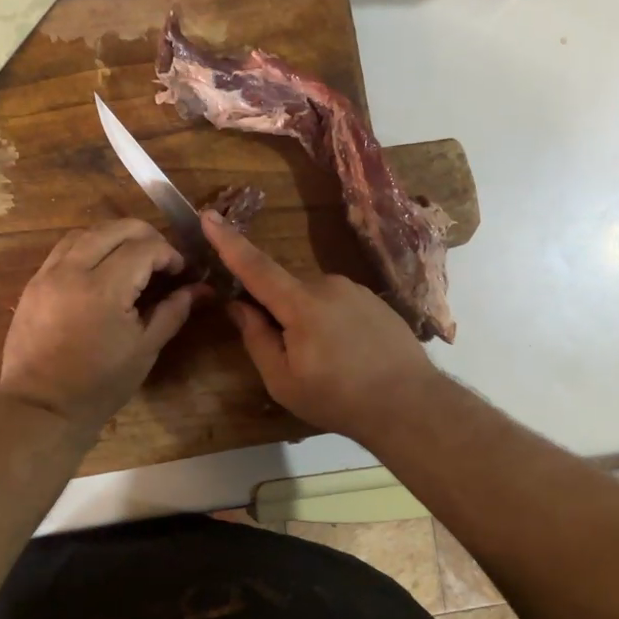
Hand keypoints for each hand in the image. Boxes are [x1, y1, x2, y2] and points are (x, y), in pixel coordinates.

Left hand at [0, 219, 205, 435]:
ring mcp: (48, 274)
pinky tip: (101, 268)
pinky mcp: (34, 283)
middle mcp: (73, 270)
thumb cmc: (100, 384)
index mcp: (104, 288)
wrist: (42, 408)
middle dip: (145, 236)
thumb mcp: (145, 349)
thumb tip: (199, 289)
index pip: (144, 248)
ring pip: (85, 232)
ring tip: (131, 259)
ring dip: (114, 237)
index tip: (180, 271)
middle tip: (161, 259)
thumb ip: (173, 311)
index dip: (169, 254)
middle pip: (114, 229)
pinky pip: (64, 249)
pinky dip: (88, 247)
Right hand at [202, 210, 445, 441]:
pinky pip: (338, 305)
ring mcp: (356, 290)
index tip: (208, 216)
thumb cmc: (339, 398)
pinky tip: (349, 357)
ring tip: (328, 365)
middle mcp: (328, 285)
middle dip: (279, 316)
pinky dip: (332, 325)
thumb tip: (239, 307)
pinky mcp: (375, 300)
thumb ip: (257, 339)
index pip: (256, 267)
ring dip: (308, 322)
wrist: (411, 403)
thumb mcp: (283, 381)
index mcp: (301, 304)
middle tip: (294, 360)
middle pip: (286, 290)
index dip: (229, 243)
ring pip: (313, 299)